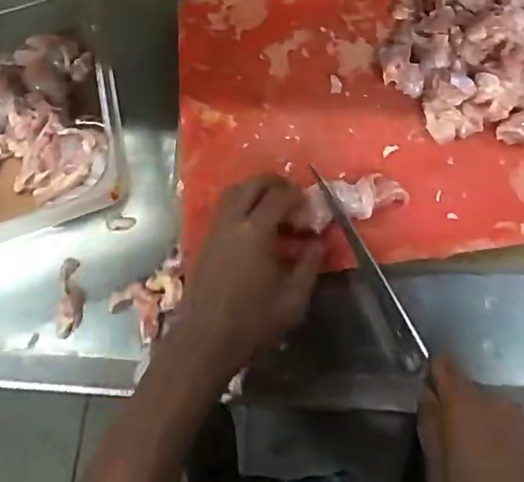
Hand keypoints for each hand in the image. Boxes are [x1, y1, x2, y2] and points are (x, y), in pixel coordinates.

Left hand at [168, 174, 323, 377]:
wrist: (204, 340)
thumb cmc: (252, 323)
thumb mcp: (293, 299)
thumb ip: (309, 265)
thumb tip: (319, 241)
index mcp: (256, 231)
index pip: (279, 196)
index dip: (297, 195)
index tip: (309, 206)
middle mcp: (233, 220)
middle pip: (253, 183)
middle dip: (275, 184)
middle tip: (292, 197)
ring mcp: (215, 226)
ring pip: (235, 190)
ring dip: (255, 189)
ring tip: (272, 205)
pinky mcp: (205, 237)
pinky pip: (224, 206)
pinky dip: (241, 201)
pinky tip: (252, 223)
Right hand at [419, 355, 523, 481]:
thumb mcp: (438, 469)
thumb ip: (430, 425)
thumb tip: (426, 394)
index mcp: (464, 401)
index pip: (443, 363)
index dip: (433, 376)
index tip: (429, 396)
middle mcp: (496, 401)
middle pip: (470, 391)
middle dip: (461, 410)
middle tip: (454, 444)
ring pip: (495, 412)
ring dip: (487, 426)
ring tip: (481, 462)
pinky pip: (517, 432)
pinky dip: (509, 443)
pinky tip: (506, 471)